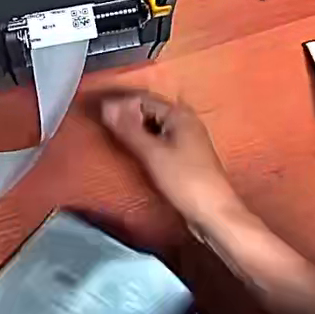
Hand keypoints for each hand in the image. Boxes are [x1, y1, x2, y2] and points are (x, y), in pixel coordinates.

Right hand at [99, 92, 239, 223]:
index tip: (100, 115)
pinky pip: (160, 140)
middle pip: (148, 111)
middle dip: (127, 117)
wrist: (214, 214)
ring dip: (135, 131)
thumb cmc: (186, 182)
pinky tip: (135, 153)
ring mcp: (187, 138)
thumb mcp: (152, 154)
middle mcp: (185, 120)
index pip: (142, 99)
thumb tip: (107, 107)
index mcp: (179, 113)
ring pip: (154, 126)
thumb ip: (128, 129)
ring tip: (116, 140)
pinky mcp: (186, 155)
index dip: (119, 105)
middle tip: (105, 128)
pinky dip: (146, 143)